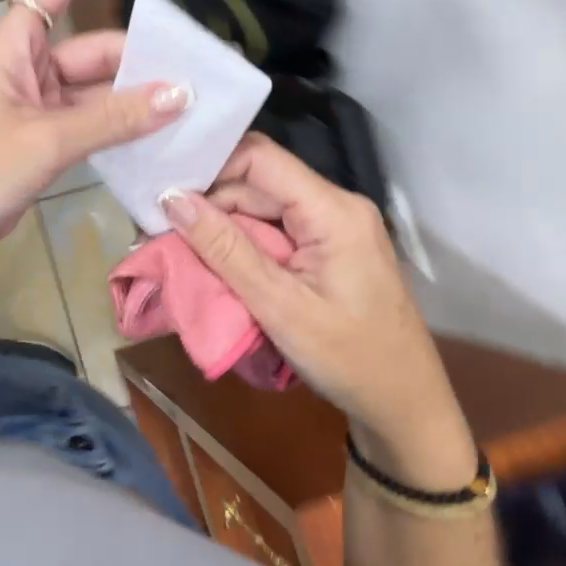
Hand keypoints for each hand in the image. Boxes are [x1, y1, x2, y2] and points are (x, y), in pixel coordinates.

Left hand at [0, 0, 191, 291]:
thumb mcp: (42, 142)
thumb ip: (112, 119)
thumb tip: (181, 94)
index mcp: (13, 45)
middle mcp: (28, 67)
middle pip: (95, 45)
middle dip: (144, 55)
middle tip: (206, 70)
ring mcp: (38, 106)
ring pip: (99, 88)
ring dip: (140, 97)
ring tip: (199, 107)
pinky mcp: (44, 142)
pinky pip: (94, 123)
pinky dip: (124, 128)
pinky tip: (166, 137)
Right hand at [160, 135, 475, 489]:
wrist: (406, 407)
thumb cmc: (349, 359)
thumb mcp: (279, 306)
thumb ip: (225, 248)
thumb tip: (171, 198)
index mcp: (333, 210)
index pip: (259, 158)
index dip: (209, 167)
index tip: (165, 194)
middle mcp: (335, 205)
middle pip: (257, 181)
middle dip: (208, 201)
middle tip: (159, 228)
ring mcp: (334, 225)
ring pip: (261, 204)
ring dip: (220, 223)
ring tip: (176, 244)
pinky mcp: (327, 246)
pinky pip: (274, 227)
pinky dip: (241, 241)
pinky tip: (212, 258)